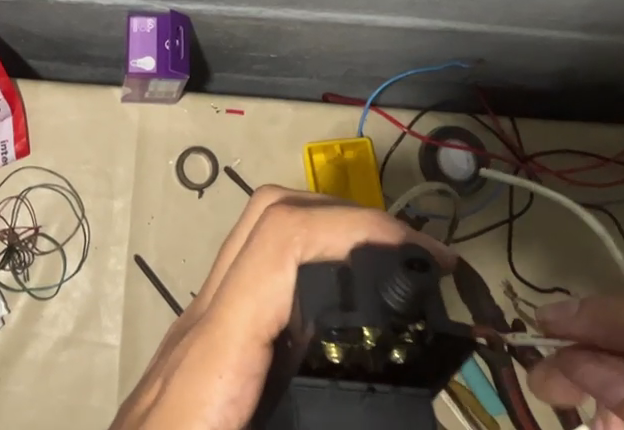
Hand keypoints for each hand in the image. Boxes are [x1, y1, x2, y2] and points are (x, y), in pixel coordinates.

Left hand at [111, 185, 454, 429]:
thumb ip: (319, 424)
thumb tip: (392, 416)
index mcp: (211, 363)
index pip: (279, 243)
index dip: (357, 228)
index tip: (426, 258)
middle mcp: (201, 328)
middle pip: (269, 215)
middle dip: (353, 216)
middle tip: (419, 261)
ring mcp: (197, 333)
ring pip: (261, 239)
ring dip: (332, 237)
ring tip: (393, 279)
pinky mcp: (202, 352)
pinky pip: (258, 281)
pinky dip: (310, 273)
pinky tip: (345, 321)